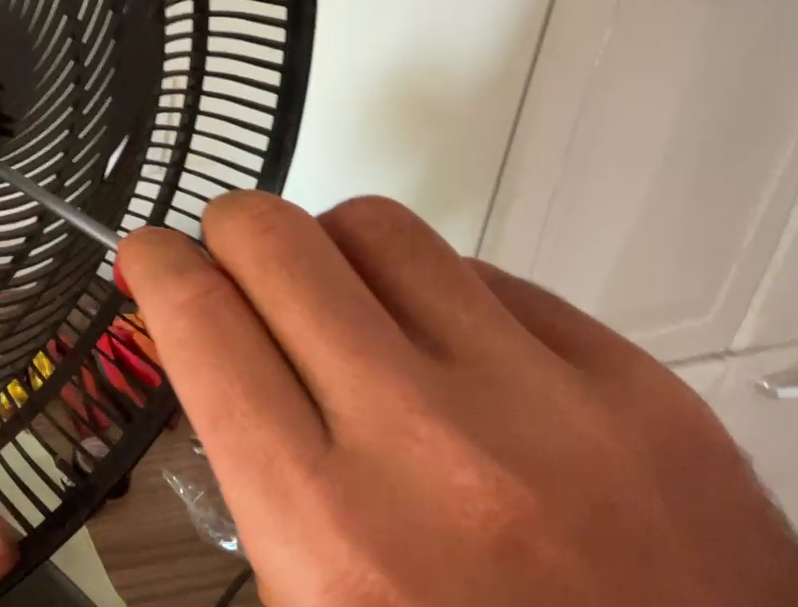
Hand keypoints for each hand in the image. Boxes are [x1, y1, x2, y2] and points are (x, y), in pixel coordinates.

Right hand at [119, 192, 797, 606]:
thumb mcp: (305, 595)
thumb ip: (243, 460)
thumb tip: (204, 334)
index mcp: (325, 526)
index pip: (197, 315)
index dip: (153, 261)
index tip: (150, 257)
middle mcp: (430, 451)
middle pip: (275, 236)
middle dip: (229, 232)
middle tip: (233, 265)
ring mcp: (551, 410)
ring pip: (377, 227)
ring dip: (330, 251)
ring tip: (343, 303)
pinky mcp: (648, 395)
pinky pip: (486, 275)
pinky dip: (437, 295)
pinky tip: (450, 353)